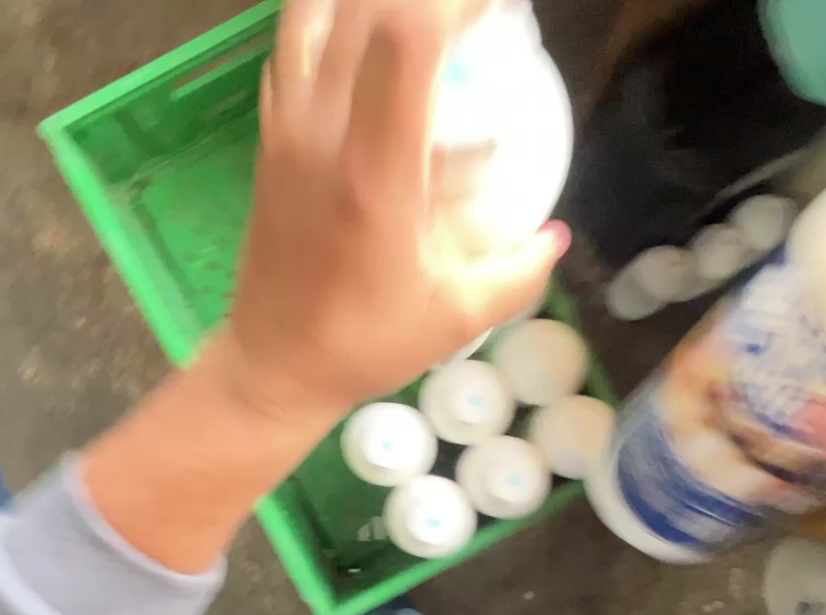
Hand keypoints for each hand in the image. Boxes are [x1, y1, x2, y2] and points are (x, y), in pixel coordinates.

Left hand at [213, 0, 569, 424]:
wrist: (274, 366)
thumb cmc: (364, 347)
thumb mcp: (454, 321)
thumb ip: (516, 276)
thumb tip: (557, 238)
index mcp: (377, 175)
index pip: (406, 36)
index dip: (454, 5)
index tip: (493, 13)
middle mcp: (323, 136)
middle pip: (364, 9)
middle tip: (463, 17)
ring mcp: (287, 134)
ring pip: (313, 16)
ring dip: (365, 4)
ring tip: (411, 23)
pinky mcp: (268, 144)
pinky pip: (289, 53)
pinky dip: (326, 27)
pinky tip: (361, 53)